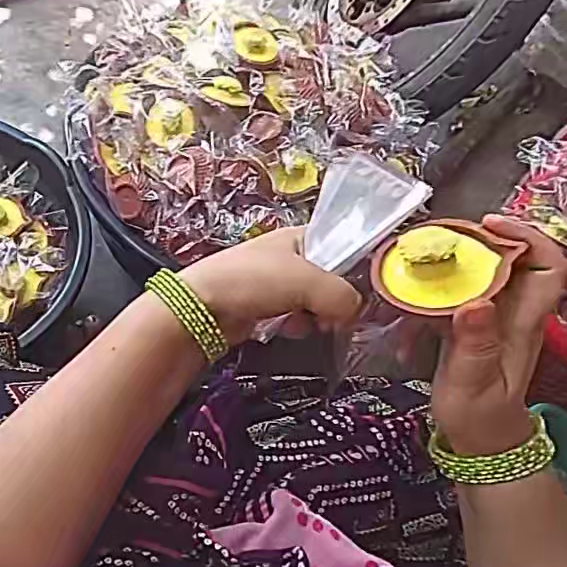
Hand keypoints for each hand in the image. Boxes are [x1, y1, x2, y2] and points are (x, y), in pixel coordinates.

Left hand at [176, 226, 362, 344]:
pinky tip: (292, 330)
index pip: (343, 245)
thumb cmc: (252, 281)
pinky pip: (294, 316)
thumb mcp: (306, 280)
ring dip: (316, 315)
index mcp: (300, 237)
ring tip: (310, 322)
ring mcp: (275, 283)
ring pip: (313, 301)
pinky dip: (297, 325)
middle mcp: (289, 256)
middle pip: (331, 278)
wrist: (201, 308)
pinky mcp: (264, 308)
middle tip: (334, 313)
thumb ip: (341, 295)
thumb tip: (353, 313)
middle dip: (335, 299)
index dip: (357, 266)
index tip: (365, 290)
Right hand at [431, 215, 566, 454]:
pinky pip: (472, 289)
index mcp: (523, 324)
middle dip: (490, 238)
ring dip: (469, 255)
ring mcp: (498, 319)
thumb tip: (475, 302)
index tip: (490, 225)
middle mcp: (516, 314)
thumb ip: (474, 344)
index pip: (548, 268)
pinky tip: (425, 279)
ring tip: (434, 250)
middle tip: (450, 234)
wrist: (483, 441)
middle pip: (521, 260)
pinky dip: (452, 277)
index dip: (528, 237)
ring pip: (495, 272)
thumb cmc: (479, 415)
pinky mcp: (478, 326)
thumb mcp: (472, 382)